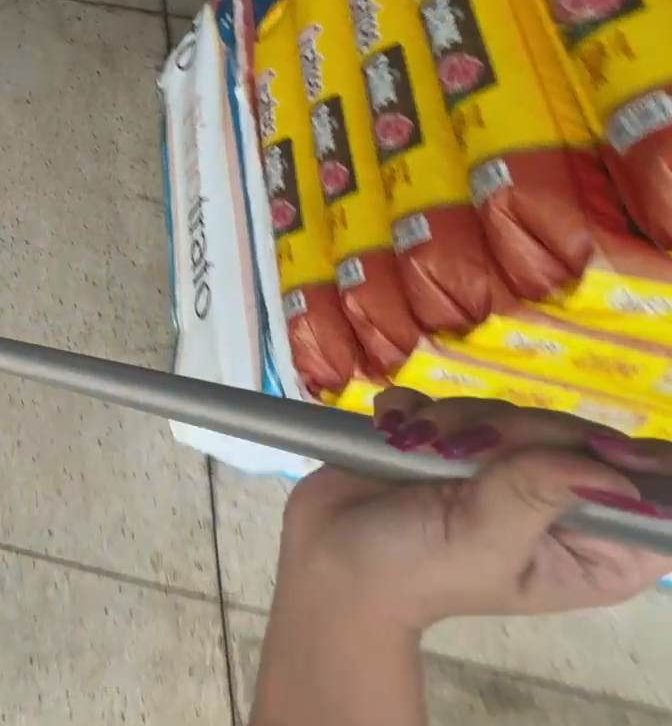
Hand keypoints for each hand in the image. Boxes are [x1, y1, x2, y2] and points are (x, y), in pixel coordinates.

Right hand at [278, 389, 671, 634]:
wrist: (328, 556)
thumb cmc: (415, 568)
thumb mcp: (482, 542)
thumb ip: (533, 496)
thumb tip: (605, 469)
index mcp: (592, 542)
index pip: (647, 493)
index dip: (633, 463)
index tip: (593, 448)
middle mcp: (549, 497)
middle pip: (561, 434)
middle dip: (505, 431)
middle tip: (453, 449)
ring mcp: (486, 466)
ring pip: (494, 410)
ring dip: (446, 418)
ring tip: (407, 445)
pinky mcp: (431, 440)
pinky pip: (435, 400)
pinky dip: (409, 408)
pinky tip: (390, 433)